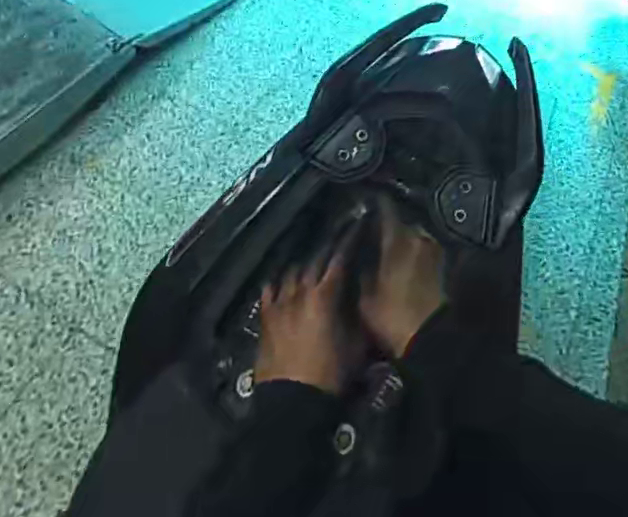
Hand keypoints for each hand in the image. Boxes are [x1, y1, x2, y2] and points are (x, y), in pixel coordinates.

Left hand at [256, 237, 359, 394]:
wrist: (292, 404)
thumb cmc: (331, 374)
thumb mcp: (357, 343)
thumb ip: (358, 314)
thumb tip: (362, 294)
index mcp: (326, 294)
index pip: (341, 257)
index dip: (351, 239)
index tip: (359, 223)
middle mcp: (302, 290)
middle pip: (316, 258)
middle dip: (330, 243)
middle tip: (339, 232)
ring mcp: (280, 303)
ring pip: (293, 270)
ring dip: (305, 260)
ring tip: (313, 253)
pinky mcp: (265, 318)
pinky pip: (270, 289)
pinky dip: (278, 279)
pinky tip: (282, 276)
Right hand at [359, 195, 446, 358]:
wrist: (428, 339)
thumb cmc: (391, 316)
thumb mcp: (364, 294)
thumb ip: (362, 265)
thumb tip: (360, 248)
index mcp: (397, 237)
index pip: (386, 207)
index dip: (374, 200)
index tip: (365, 198)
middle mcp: (418, 236)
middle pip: (401, 219)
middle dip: (389, 220)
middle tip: (374, 225)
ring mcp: (434, 249)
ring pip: (414, 233)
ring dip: (403, 235)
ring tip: (388, 243)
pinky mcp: (443, 264)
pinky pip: (424, 247)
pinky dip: (414, 249)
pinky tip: (404, 259)